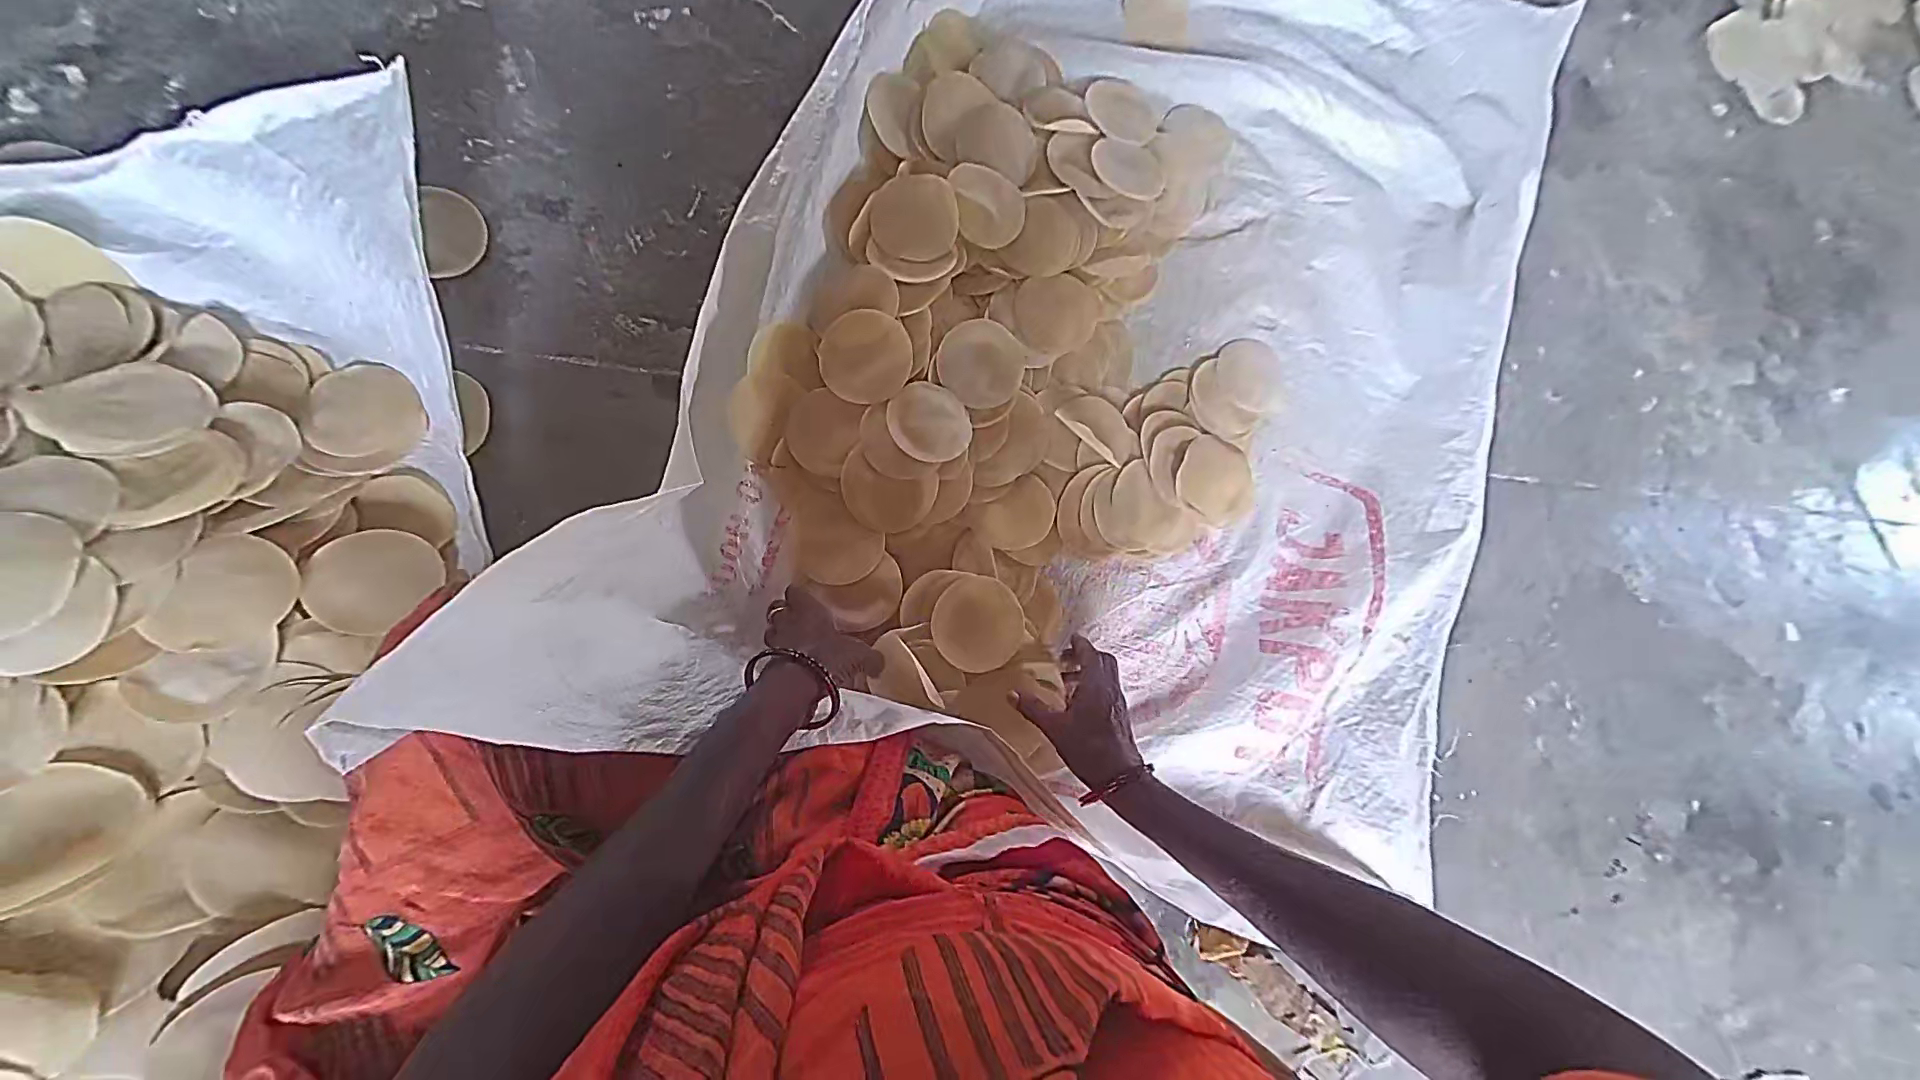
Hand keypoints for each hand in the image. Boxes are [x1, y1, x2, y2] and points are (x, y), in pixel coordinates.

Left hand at [765, 585, 882, 690]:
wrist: (800, 682)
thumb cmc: (829, 655)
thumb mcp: (859, 655)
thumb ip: (870, 658)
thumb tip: (879, 663)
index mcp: (808, 608)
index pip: (795, 591)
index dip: (798, 595)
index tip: (804, 598)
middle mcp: (787, 619)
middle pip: (777, 608)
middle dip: (785, 613)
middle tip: (797, 619)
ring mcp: (774, 640)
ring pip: (771, 630)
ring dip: (778, 634)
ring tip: (792, 642)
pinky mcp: (767, 660)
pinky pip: (770, 653)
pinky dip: (777, 656)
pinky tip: (791, 663)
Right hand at [1012, 635, 1144, 787]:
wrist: (1119, 776)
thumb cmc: (1088, 749)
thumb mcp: (1055, 728)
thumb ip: (1033, 708)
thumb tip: (1011, 693)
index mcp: (1095, 685)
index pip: (1090, 654)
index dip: (1079, 644)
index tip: (1069, 639)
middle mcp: (1110, 688)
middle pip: (1101, 660)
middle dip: (1084, 655)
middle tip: (1064, 661)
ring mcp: (1117, 701)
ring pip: (1106, 674)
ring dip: (1088, 671)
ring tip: (1066, 682)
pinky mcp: (1119, 713)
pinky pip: (1107, 688)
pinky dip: (1094, 685)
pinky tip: (1078, 702)